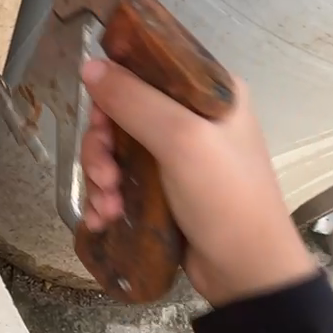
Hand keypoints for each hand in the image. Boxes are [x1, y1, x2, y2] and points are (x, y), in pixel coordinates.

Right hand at [80, 59, 314, 306]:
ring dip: (99, 176)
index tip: (99, 117)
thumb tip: (88, 64)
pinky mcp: (161, 187)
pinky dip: (105, 196)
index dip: (116, 87)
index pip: (149, 67)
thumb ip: (133, 100)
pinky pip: (119, 178)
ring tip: (105, 205)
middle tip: (102, 174)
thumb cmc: (224, 196)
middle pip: (121, 113)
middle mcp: (191, 117)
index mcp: (208, 92)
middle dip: (101, 146)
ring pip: (114, 149)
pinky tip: (103, 216)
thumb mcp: (180, 139)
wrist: (244, 269)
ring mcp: (175, 155)